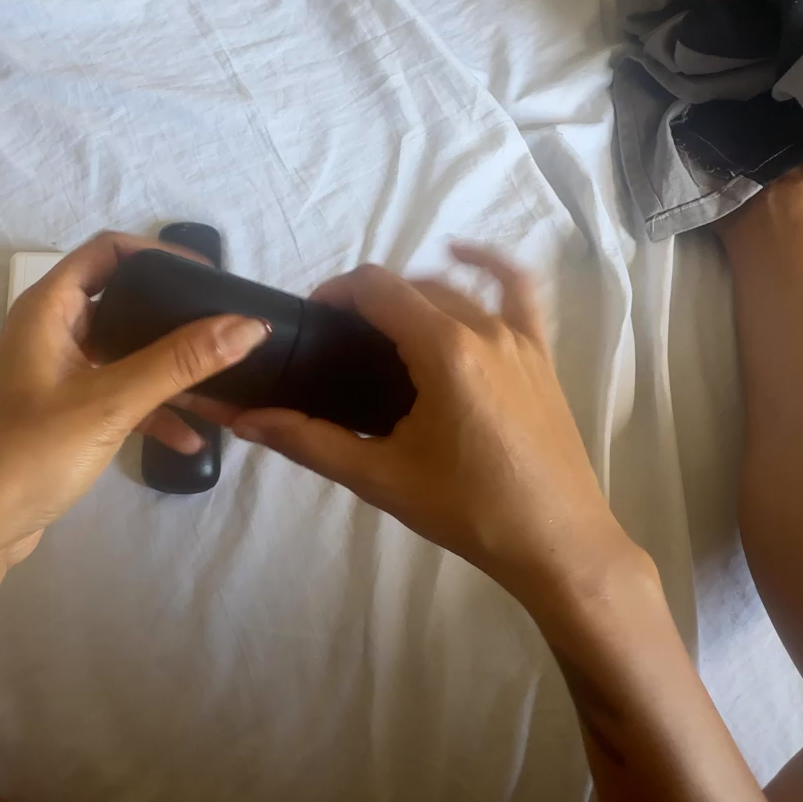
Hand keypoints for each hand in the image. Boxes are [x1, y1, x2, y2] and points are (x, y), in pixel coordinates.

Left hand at [0, 232, 270, 553]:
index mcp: (50, 308)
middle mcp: (53, 329)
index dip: (159, 253)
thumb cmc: (31, 451)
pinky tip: (190, 438)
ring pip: (127, 353)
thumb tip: (248, 325)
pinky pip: (119, 393)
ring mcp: (59, 371)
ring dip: (171, 369)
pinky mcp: (67, 409)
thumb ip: (180, 361)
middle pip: (124, 301)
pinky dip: (152, 408)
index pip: (108, 251)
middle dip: (176, 315)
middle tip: (226, 325)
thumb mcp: (110, 402)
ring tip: (224, 383)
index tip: (209, 276)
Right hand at [227, 244, 635, 598]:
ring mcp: (519, 337)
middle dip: (366, 299)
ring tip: (383, 326)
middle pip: (410, 285)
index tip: (312, 318)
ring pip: (453, 288)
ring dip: (412, 293)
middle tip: (338, 341)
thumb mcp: (379, 477)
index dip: (335, 291)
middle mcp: (484, 328)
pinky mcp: (541, 354)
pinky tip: (463, 256)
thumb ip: (308, 441)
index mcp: (443, 349)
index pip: (375, 287)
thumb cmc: (467, 510)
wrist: (558, 545)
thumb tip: (244, 422)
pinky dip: (487, 266)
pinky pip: (518, 291)